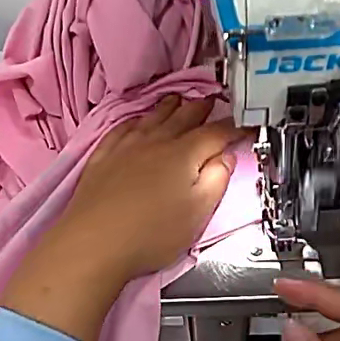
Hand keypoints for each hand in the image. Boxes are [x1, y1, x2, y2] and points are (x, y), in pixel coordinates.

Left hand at [1, 96, 248, 340]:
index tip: (245, 126)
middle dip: (201, 109)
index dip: (234, 128)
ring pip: (153, 117)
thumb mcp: (199, 212)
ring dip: (170, 107)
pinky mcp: (103, 156)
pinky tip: (137, 121)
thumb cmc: (151, 233)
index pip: (216, 133)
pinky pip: (123, 127)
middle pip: (184, 117)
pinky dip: (136, 119)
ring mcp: (126, 146)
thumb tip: (225, 158)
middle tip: (211, 102)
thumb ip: (217, 180)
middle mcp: (156, 142)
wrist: (94, 241)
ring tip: (178, 100)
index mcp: (185, 155)